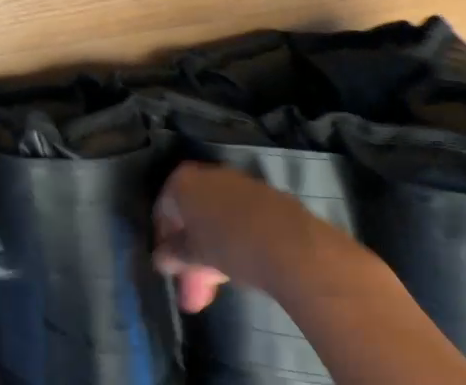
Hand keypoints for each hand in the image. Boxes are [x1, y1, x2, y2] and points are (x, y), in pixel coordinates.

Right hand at [152, 161, 335, 311]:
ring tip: (224, 283)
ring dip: (218, 250)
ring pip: (222, 220)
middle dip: (193, 254)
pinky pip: (248, 221)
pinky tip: (249, 266)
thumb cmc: (233, 247)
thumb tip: (162, 260)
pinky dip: (242, 241)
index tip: (171, 267)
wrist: (303, 252)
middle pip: (194, 216)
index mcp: (182, 181)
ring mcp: (246, 186)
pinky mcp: (276, 201)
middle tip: (197, 289)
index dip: (164, 241)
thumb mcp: (194, 257)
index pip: (163, 210)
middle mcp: (210, 176)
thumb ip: (173, 256)